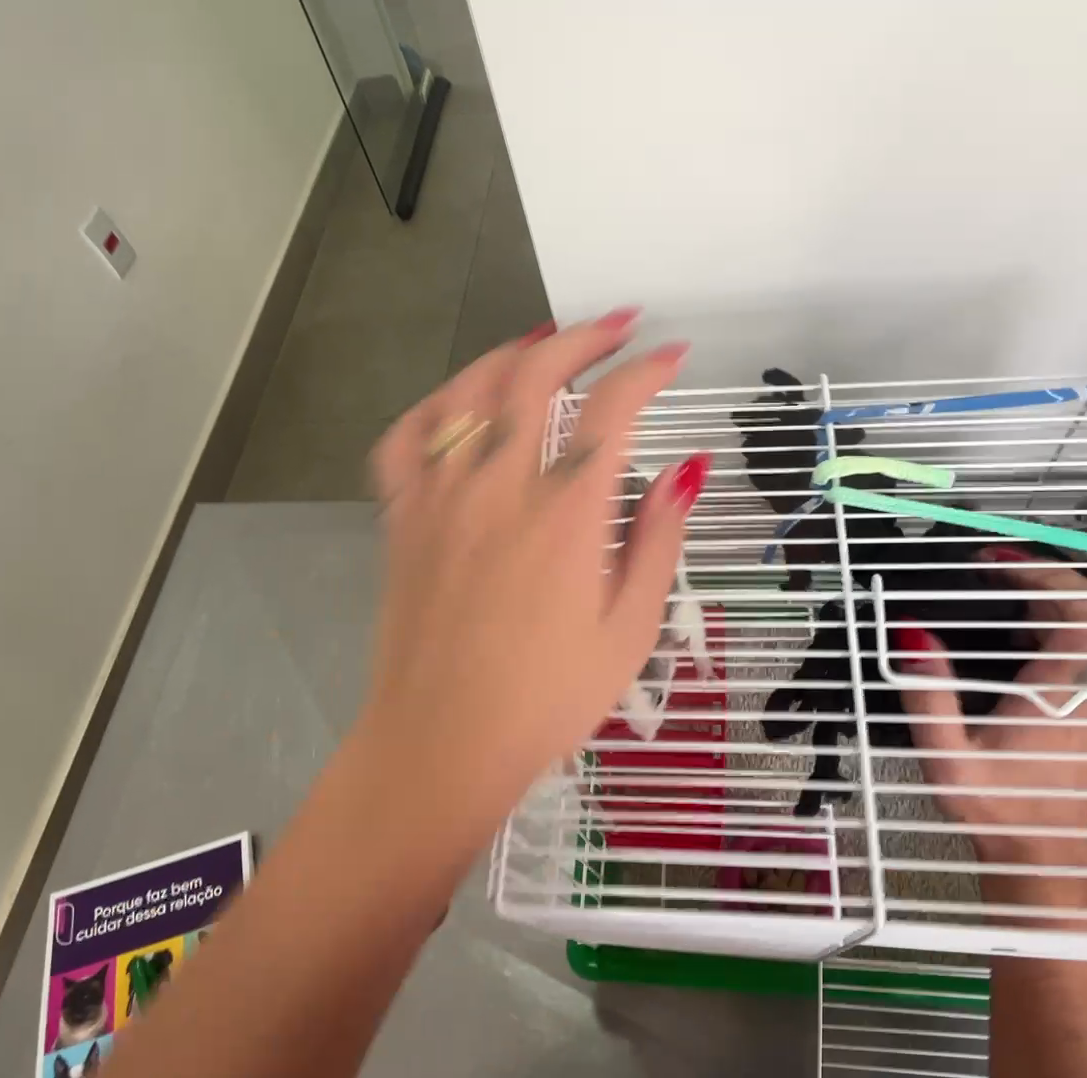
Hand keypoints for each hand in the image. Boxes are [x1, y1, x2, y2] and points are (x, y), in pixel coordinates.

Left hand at [356, 310, 708, 807]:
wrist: (443, 743)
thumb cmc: (548, 698)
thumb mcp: (631, 631)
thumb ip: (657, 541)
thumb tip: (686, 471)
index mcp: (566, 514)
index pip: (613, 410)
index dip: (648, 371)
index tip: (673, 356)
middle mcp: (499, 486)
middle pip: (536, 375)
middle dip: (582, 335)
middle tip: (616, 325)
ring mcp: (440, 498)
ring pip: (468, 390)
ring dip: (511, 352)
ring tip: (543, 343)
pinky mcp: (401, 520)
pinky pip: (404, 439)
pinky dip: (433, 405)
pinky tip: (457, 404)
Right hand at [898, 548, 1086, 865]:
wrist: (1040, 849)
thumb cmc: (995, 805)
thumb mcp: (947, 756)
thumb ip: (928, 697)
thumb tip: (909, 633)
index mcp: (1058, 692)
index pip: (1080, 615)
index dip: (1042, 576)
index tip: (991, 564)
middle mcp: (1086, 686)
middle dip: (1053, 577)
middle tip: (999, 569)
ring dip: (1060, 596)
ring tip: (1005, 589)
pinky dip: (1061, 621)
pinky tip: (1016, 632)